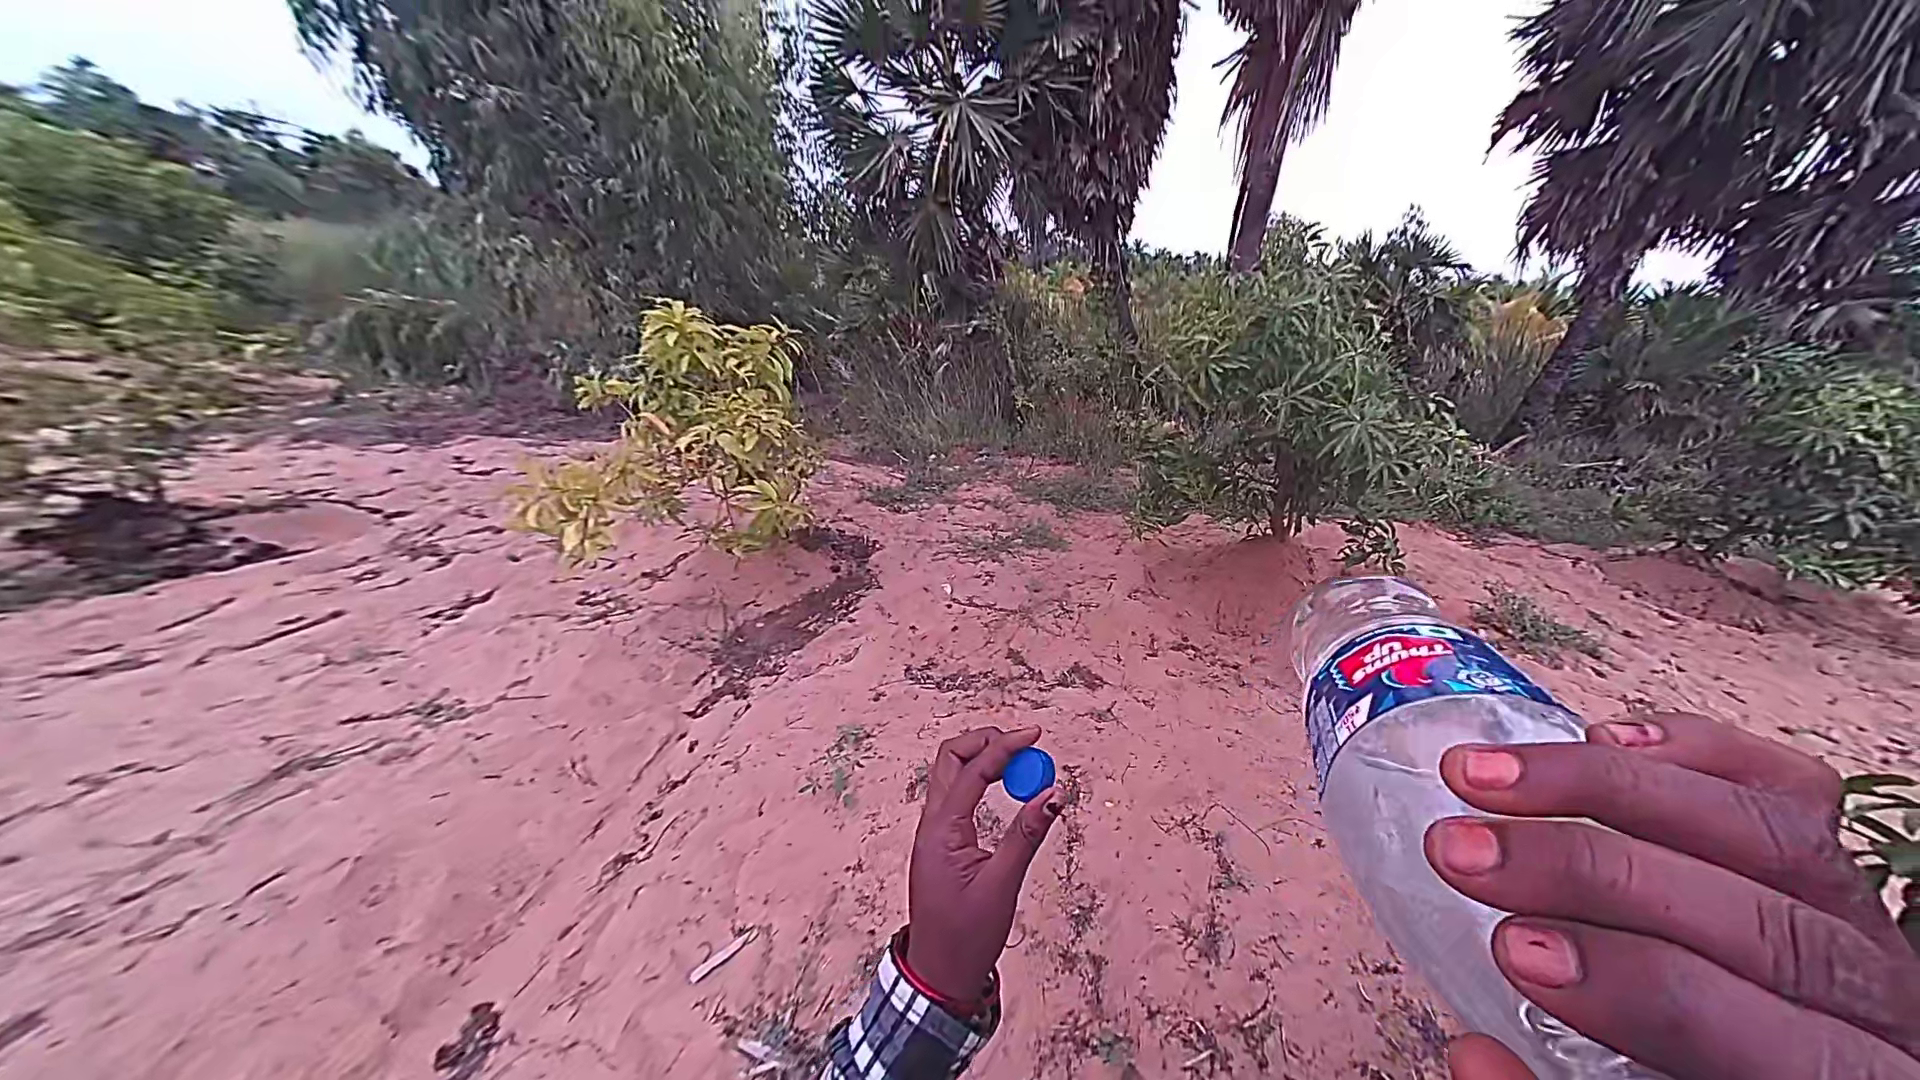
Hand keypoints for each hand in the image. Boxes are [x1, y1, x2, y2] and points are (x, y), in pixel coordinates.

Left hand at [904, 726, 1061, 1004]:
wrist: (937, 976)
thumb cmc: (966, 937)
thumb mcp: (1002, 885)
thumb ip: (1026, 835)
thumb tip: (1053, 795)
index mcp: (942, 830)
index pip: (972, 771)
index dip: (1004, 747)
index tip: (1034, 734)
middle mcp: (931, 822)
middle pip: (950, 757)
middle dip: (985, 741)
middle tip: (1023, 743)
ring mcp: (933, 829)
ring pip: (950, 771)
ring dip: (981, 757)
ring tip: (1018, 760)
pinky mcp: (941, 839)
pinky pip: (955, 791)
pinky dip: (978, 777)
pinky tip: (1002, 783)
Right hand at [1427, 712, 1919, 1079]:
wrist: (1759, 1027)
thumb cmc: (1687, 1059)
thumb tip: (1469, 1054)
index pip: (1766, 1043)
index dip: (1633, 985)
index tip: (1509, 946)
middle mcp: (1875, 999)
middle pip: (1753, 925)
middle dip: (1582, 871)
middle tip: (1458, 849)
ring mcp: (1856, 909)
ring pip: (1759, 831)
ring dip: (1592, 787)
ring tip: (1473, 772)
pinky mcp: (1822, 846)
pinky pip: (1787, 782)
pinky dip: (1696, 748)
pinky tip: (1603, 735)